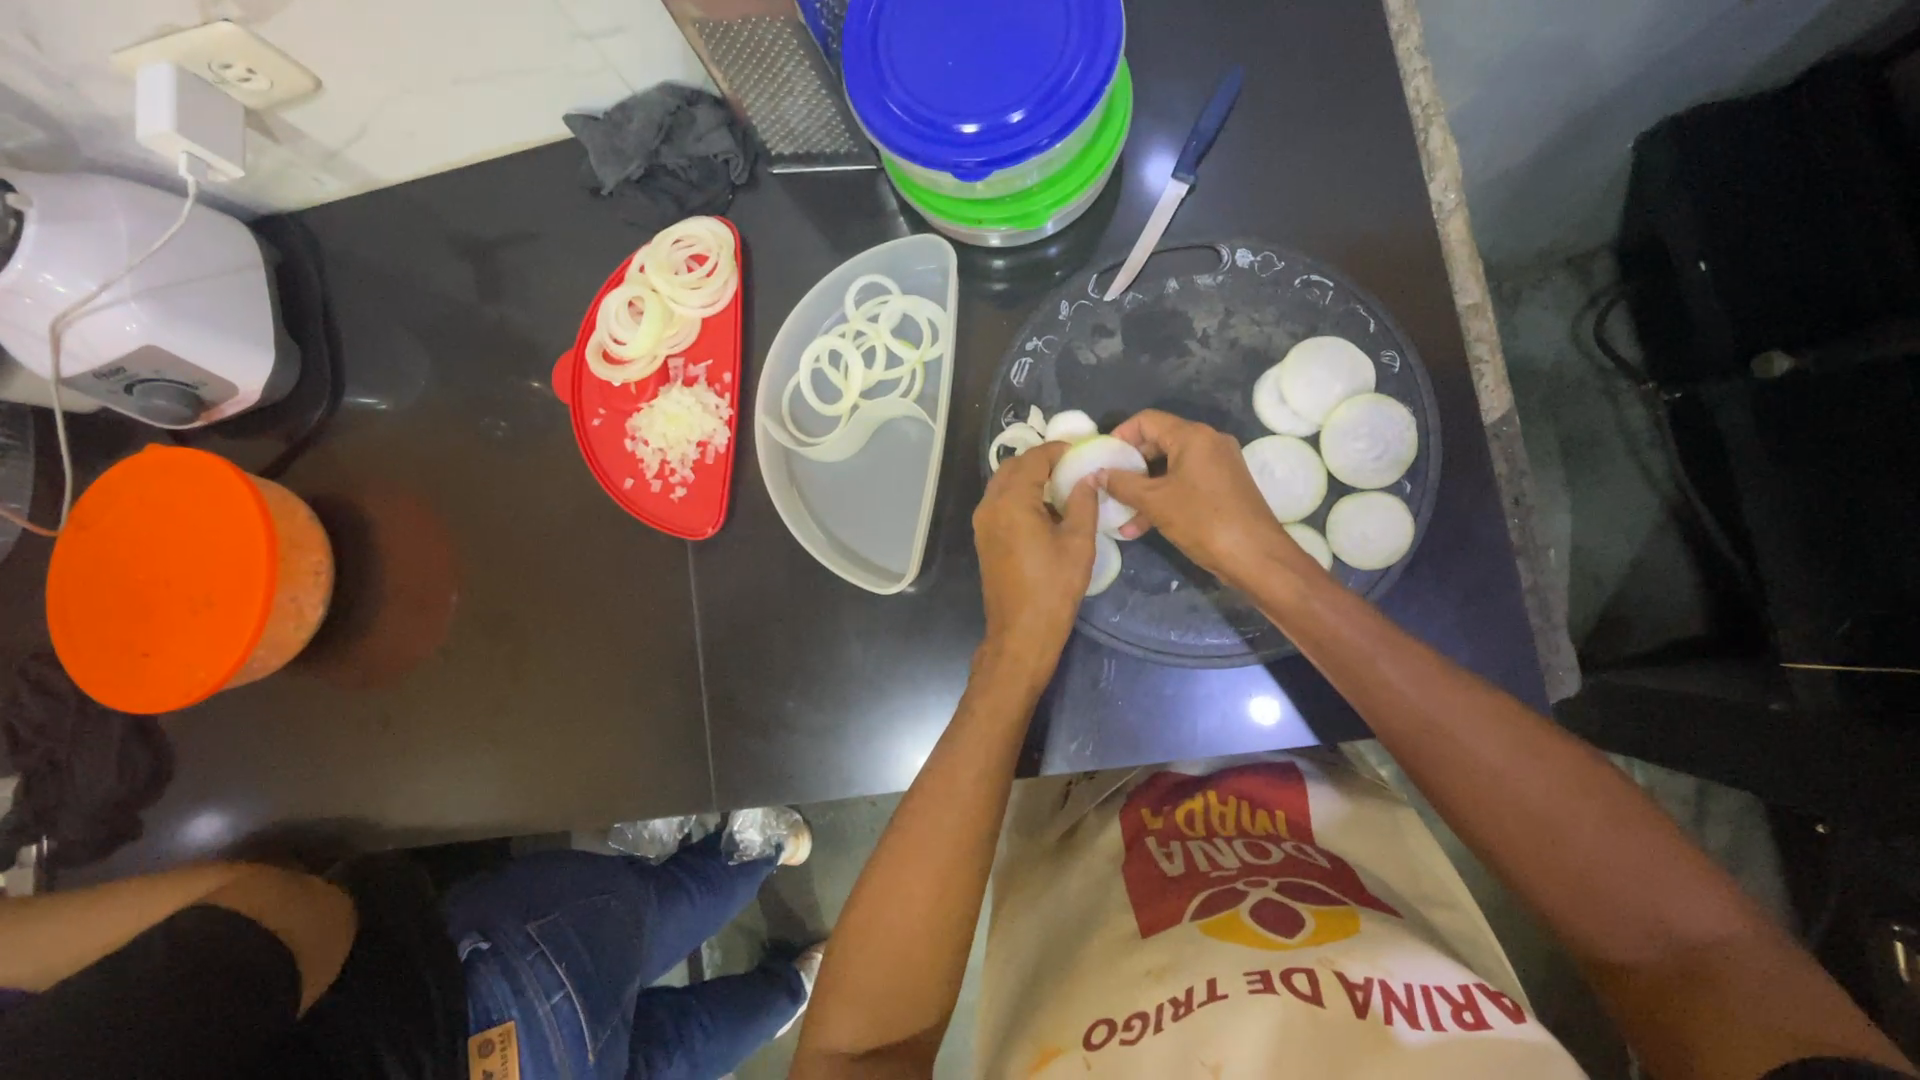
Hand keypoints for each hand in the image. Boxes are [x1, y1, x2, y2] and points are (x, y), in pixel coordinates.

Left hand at [972, 441, 1097, 668]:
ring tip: (1061, 487)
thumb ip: (1083, 503)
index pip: (1034, 459)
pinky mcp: (983, 538)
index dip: (1057, 451)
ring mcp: (982, 522)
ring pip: (1003, 484)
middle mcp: (990, 505)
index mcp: (1012, 502)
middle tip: (1071, 468)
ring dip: (1029, 479)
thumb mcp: (1078, 542)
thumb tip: (1088, 478)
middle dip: (1041, 462)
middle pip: (1013, 467)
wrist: (1021, 631)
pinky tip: (1045, 511)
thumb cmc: (1054, 587)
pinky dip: (1019, 496)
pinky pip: (1000, 503)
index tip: (1080, 453)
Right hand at [1102, 410, 1314, 588]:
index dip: (1120, 436)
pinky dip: (1163, 498)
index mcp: (1193, 436)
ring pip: (1170, 468)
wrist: (1255, 556)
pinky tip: (1140, 526)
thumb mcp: (1154, 502)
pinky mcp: (1222, 486)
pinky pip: (1184, 483)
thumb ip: (1122, 484)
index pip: (1147, 421)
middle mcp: (1208, 442)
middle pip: (1158, 442)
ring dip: (1143, 489)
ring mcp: (1218, 465)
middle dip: (1130, 466)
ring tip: (1119, 514)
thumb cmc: (1202, 521)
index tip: (1101, 458)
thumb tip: (1097, 474)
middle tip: (1107, 485)